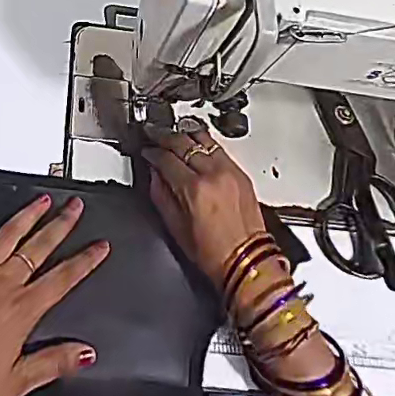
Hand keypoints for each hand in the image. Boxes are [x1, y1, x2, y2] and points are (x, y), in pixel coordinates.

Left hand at [0, 196, 109, 395]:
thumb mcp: (18, 383)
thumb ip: (55, 362)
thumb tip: (85, 353)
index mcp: (21, 311)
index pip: (63, 277)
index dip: (86, 259)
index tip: (99, 246)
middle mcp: (0, 286)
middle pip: (39, 246)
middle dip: (62, 224)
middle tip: (75, 207)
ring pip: (7, 234)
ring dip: (27, 215)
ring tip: (43, 201)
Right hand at [141, 118, 269, 286]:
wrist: (247, 261)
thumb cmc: (214, 253)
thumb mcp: (176, 227)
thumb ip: (161, 195)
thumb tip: (154, 175)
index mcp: (194, 189)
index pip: (166, 158)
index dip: (152, 152)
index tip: (147, 151)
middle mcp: (213, 174)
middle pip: (183, 142)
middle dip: (164, 136)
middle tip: (154, 134)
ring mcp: (229, 171)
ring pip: (203, 138)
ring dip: (185, 134)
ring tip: (174, 134)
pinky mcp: (241, 173)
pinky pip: (219, 148)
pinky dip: (204, 143)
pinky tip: (196, 143)